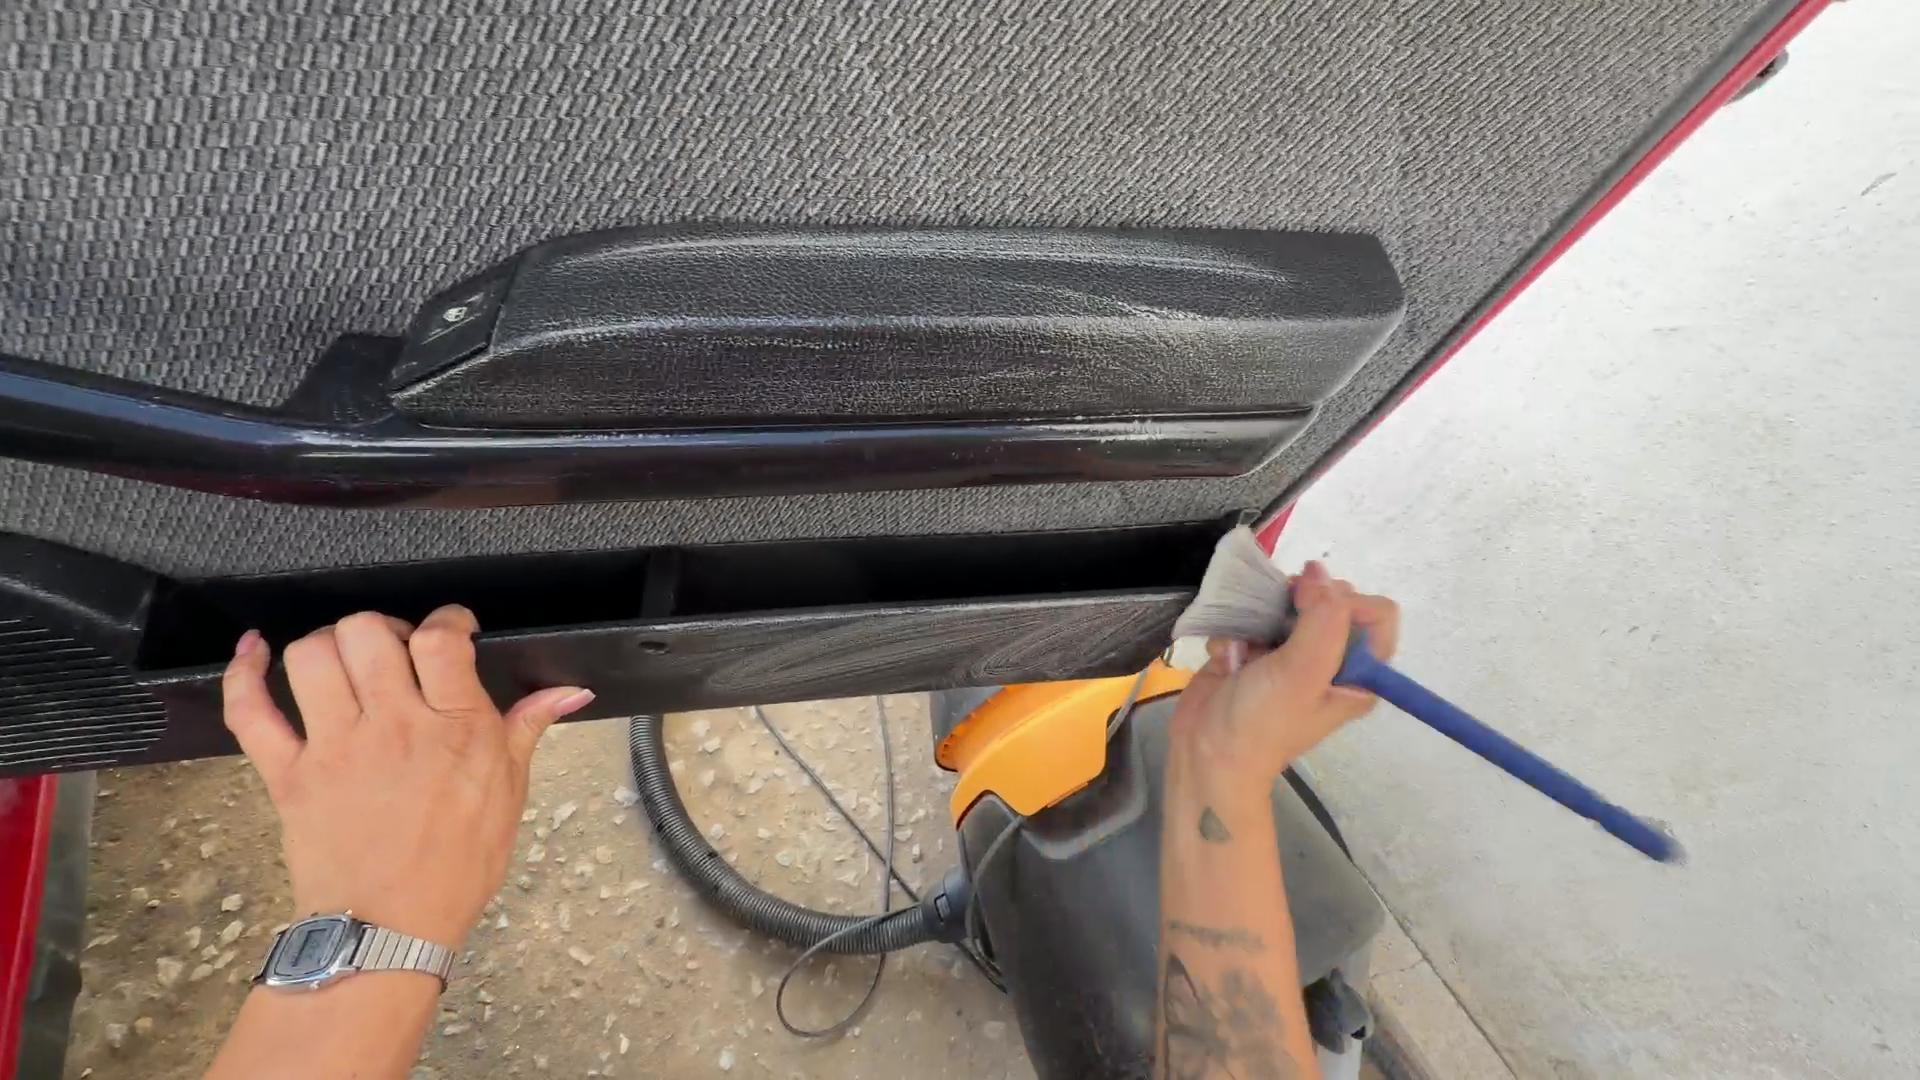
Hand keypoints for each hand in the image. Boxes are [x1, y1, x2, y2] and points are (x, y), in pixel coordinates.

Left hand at [221, 605, 594, 947]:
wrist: (390, 923)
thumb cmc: (464, 856)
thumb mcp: (512, 786)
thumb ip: (532, 726)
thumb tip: (574, 690)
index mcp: (457, 725)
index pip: (441, 639)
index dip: (449, 618)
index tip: (456, 627)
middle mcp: (394, 724)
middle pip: (368, 633)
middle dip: (385, 625)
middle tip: (398, 646)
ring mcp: (334, 747)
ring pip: (311, 657)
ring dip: (329, 642)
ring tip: (347, 658)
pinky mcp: (285, 774)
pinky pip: (250, 711)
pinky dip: (242, 672)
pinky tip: (254, 650)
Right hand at [1169, 561, 1398, 790]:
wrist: (1206, 753)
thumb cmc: (1263, 721)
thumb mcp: (1303, 673)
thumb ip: (1322, 621)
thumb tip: (1320, 572)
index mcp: (1358, 675)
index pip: (1374, 614)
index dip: (1343, 601)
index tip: (1306, 606)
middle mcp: (1328, 663)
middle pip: (1328, 603)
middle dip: (1297, 604)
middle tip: (1275, 618)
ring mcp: (1288, 658)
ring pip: (1284, 608)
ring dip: (1259, 618)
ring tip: (1244, 642)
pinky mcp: (1252, 656)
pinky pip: (1248, 624)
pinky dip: (1234, 633)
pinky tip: (1225, 656)